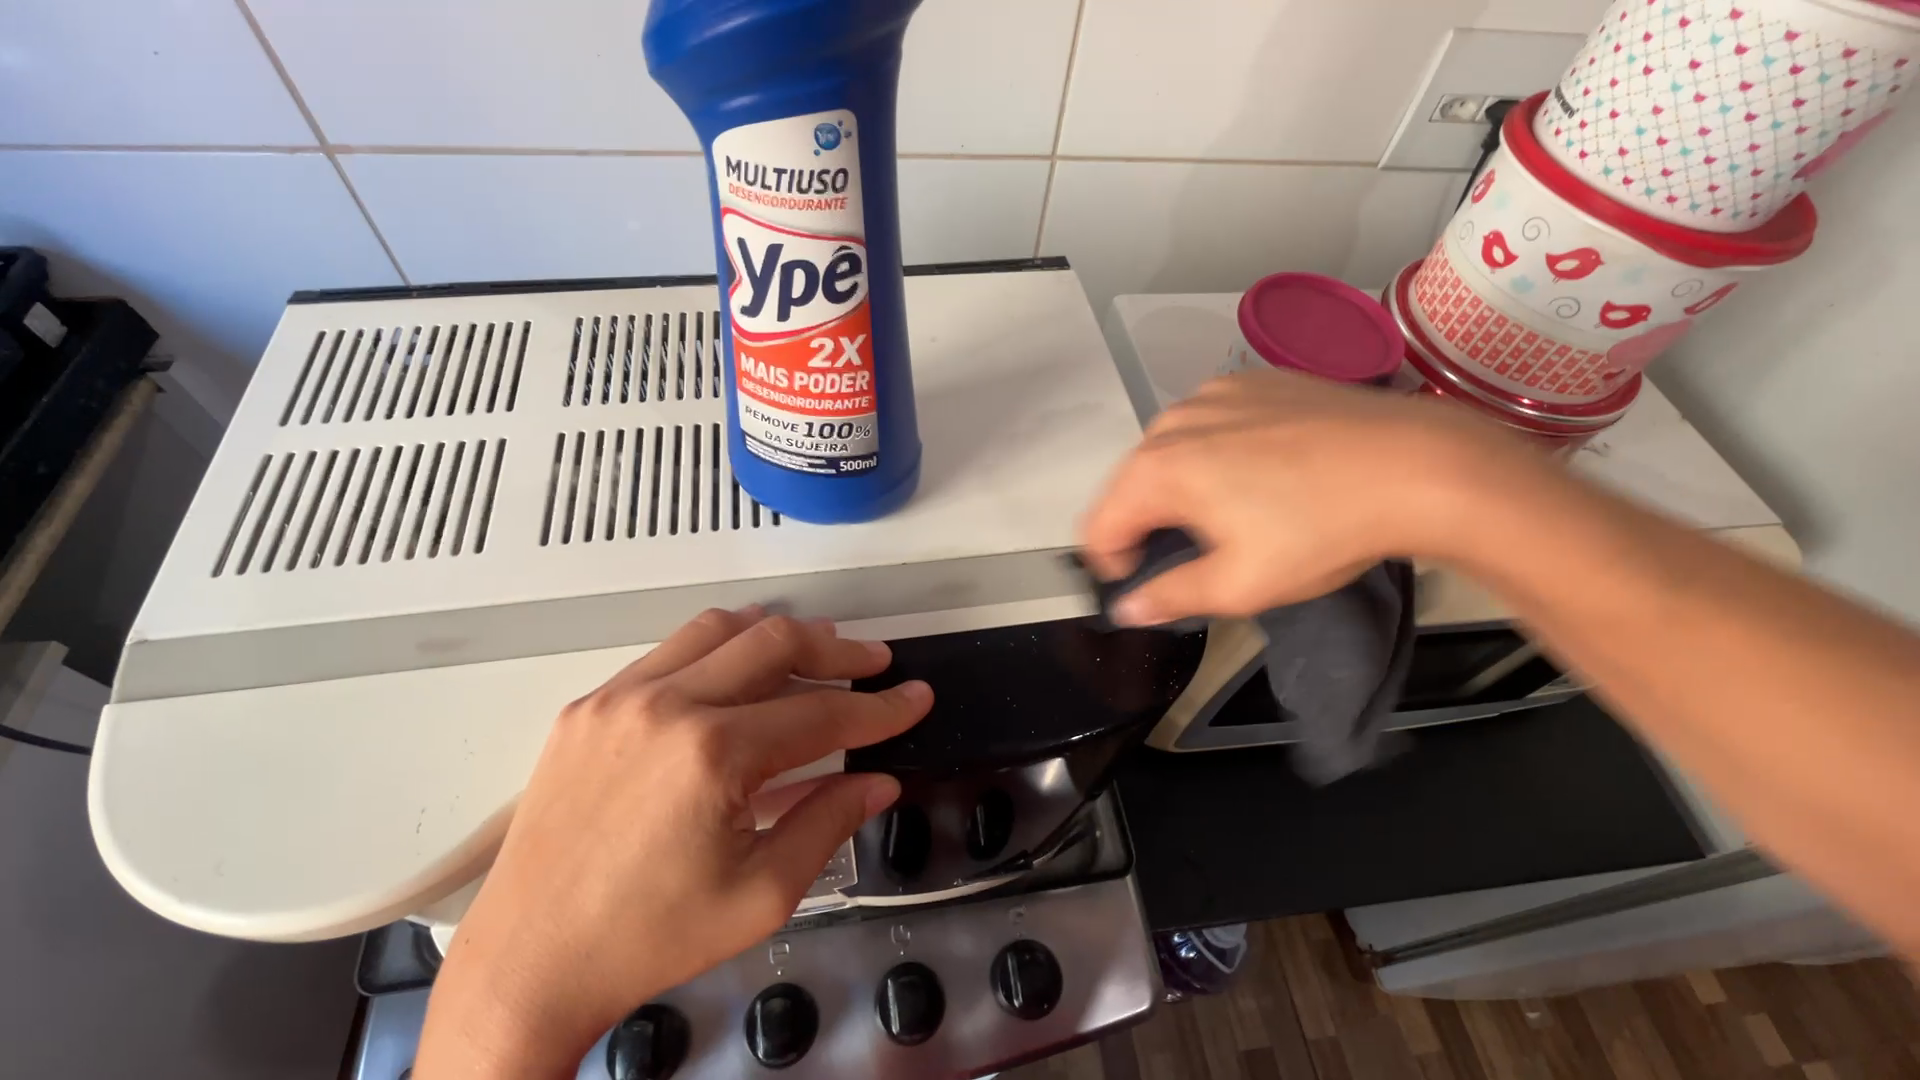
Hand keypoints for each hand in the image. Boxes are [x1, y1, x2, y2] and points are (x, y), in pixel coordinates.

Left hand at [414, 609, 930, 1078]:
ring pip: (718, 629)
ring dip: (776, 635)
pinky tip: (738, 673)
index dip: (879, 707)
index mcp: (713, 755)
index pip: (821, 713)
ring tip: (815, 651)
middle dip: (838, 651)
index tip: (915, 697)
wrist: (528, 963)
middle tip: (875, 663)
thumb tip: (879, 781)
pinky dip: (718, 649)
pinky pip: (667, 652)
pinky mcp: (587, 706)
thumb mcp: (761, 894)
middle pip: (774, 643)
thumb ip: (829, 822)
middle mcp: (666, 705)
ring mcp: (619, 698)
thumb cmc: (650, 940)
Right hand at [1081, 369, 1543, 625]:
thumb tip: (1127, 608)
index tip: (1146, 584)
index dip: (1112, 564)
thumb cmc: (1321, 531)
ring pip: (1169, 449)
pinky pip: (1209, 422)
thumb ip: (1170, 596)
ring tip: (1231, 513)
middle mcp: (1173, 420)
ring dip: (1178, 485)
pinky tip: (1261, 472)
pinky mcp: (1253, 379)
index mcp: (1158, 470)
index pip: (1099, 524)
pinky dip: (1214, 451)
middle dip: (1146, 523)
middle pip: (1130, 483)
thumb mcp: (1240, 584)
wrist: (1417, 465)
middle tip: (1193, 555)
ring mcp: (1214, 392)